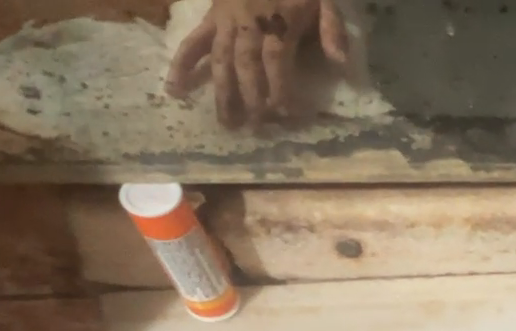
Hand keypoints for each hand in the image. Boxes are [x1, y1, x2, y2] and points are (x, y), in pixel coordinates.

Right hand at [167, 0, 348, 127]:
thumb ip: (332, 29)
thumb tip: (340, 63)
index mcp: (277, 21)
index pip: (276, 60)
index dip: (280, 87)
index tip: (286, 115)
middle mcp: (248, 24)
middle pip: (247, 65)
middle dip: (251, 98)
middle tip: (254, 129)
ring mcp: (226, 21)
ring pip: (220, 59)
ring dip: (222, 92)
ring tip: (226, 123)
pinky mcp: (211, 17)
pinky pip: (194, 41)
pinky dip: (183, 64)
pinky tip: (174, 88)